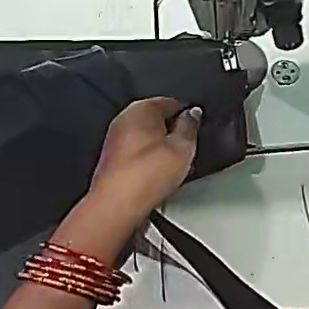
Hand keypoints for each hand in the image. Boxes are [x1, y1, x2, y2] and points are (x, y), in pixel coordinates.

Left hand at [87, 97, 201, 223]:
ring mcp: (115, 139)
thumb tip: (192, 115)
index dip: (188, 115)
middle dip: (172, 133)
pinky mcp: (112, 159)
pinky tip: (155, 176)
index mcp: (141, 108)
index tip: (196, 128)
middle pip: (157, 119)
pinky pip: (136, 154)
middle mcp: (124, 119)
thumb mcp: (182, 148)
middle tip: (185, 151)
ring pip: (147, 138)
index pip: (171, 102)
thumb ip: (190, 126)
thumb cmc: (144, 176)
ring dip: (160, 149)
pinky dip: (147, 162)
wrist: (117, 205)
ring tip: (171, 168)